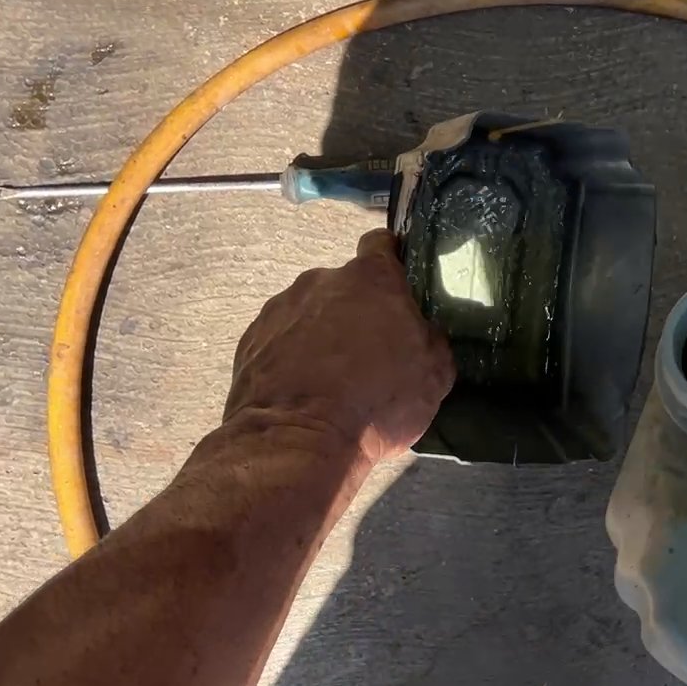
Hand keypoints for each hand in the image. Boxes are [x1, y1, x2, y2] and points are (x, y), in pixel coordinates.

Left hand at [223, 230, 453, 464]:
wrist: (298, 442)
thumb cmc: (376, 402)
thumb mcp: (434, 374)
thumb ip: (432, 338)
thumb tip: (423, 332)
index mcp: (371, 279)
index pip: (381, 243)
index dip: (393, 259)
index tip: (399, 285)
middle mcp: (321, 280)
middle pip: (346, 285)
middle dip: (359, 311)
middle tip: (372, 353)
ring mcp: (281, 307)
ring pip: (312, 312)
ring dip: (325, 334)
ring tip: (335, 380)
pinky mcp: (252, 339)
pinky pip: (282, 339)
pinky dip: (295, 356)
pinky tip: (307, 390)